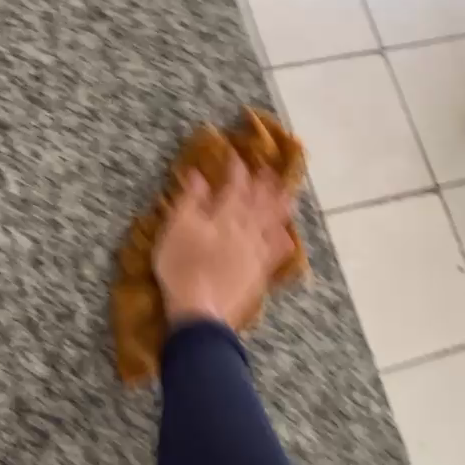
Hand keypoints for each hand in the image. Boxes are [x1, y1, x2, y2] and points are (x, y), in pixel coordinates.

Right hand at [153, 153, 294, 331]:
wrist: (200, 309)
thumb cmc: (181, 267)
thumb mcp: (176, 229)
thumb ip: (189, 201)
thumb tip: (197, 175)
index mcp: (223, 217)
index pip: (233, 187)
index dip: (236, 170)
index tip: (236, 155)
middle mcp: (244, 230)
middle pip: (258, 202)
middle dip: (264, 184)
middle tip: (271, 169)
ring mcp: (255, 251)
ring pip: (271, 223)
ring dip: (279, 206)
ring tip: (288, 193)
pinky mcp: (259, 271)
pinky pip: (275, 252)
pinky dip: (282, 240)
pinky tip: (287, 235)